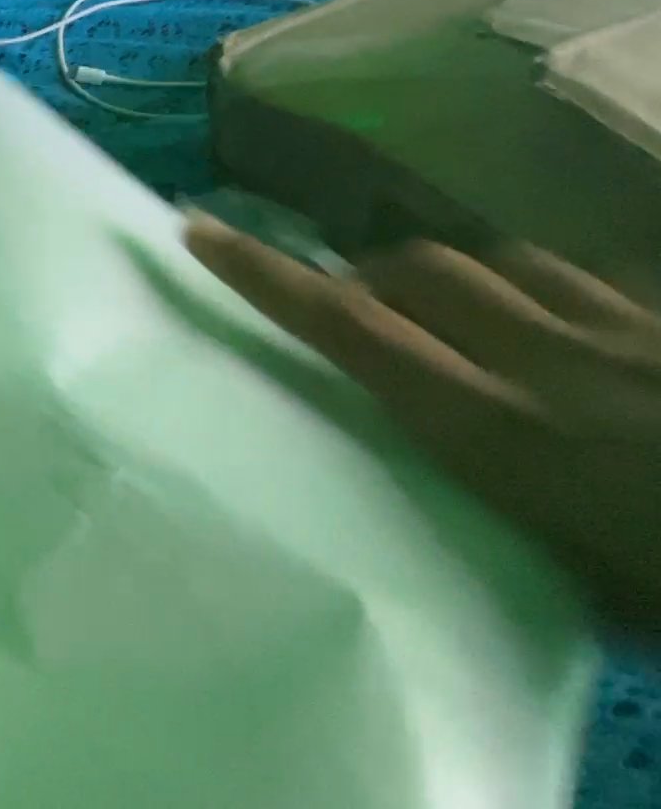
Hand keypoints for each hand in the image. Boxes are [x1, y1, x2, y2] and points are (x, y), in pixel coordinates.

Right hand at [185, 215, 660, 639]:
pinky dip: (543, 291)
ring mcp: (627, 334)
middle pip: (415, 273)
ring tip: (438, 306)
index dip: (264, 275)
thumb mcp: (586, 585)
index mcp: (493, 427)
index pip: (348, 327)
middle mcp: (543, 362)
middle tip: (340, 301)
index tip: (197, 231)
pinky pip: (588, 282)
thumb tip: (437, 474)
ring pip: (500, 263)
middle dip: (361, 273)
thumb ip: (497, 508)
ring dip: (447, 276)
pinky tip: (556, 325)